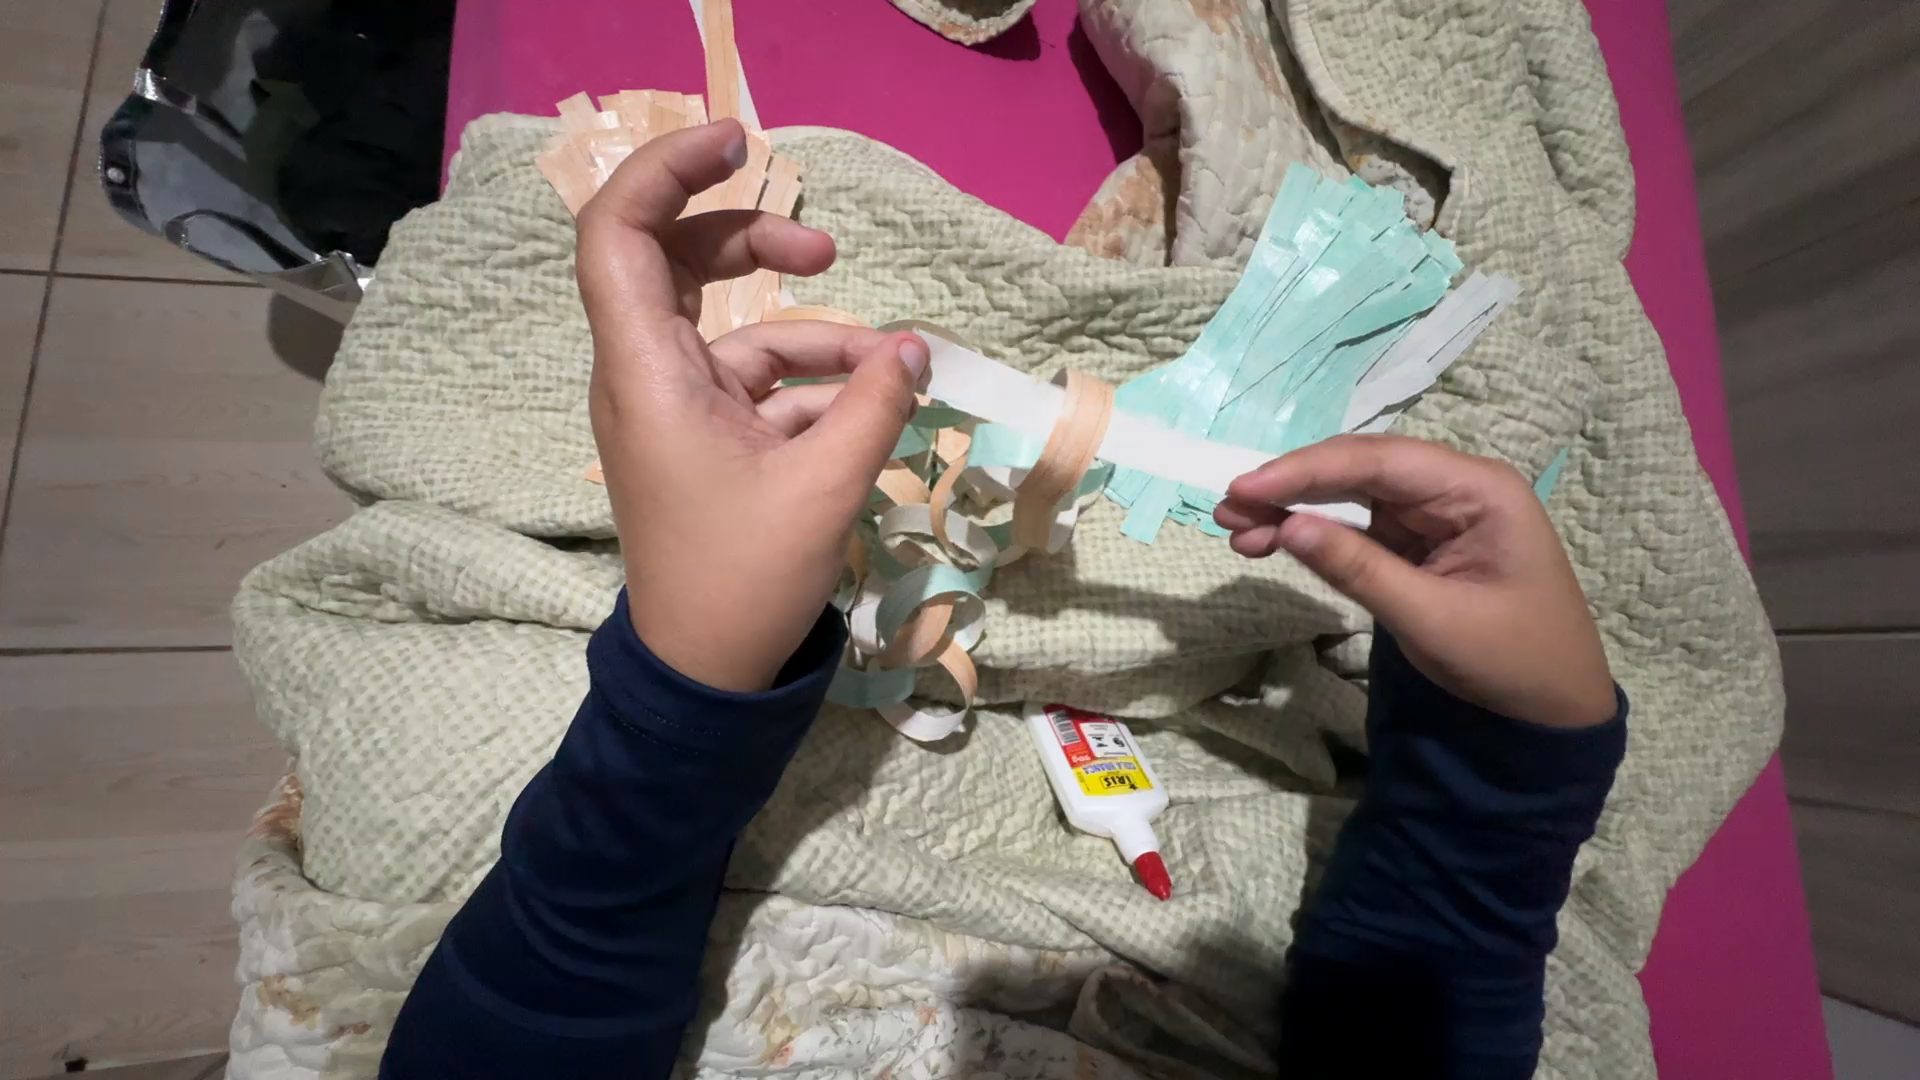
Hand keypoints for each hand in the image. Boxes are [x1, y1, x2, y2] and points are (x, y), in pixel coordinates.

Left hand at [576, 119, 928, 691]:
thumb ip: (874, 403)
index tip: (739, 145)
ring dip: (818, 344)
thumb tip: (916, 346)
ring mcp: (682, 411)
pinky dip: (816, 391)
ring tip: (893, 370)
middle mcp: (651, 377)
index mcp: (649, 373)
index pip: (621, 236)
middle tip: (827, 250)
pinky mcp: (711, 443)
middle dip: (755, 245)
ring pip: (742, 338)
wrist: (711, 667)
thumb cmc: (748, 576)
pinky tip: (871, 406)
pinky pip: (763, 391)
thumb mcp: (825, 485)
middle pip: (680, 267)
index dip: (667, 172)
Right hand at [1215, 435, 1614, 727]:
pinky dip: (1307, 532)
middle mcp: (1450, 488)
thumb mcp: (1430, 618)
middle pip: (1355, 469)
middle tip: (1228, 507)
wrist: (1549, 708)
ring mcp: (1427, 512)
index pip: (1377, 462)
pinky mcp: (1408, 539)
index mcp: (1477, 490)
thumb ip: (1358, 568)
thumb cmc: (1509, 660)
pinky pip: (1348, 524)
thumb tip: (1287, 527)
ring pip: (1344, 493)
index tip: (1245, 487)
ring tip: (1234, 528)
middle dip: (1289, 486)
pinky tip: (1268, 541)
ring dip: (1289, 507)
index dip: (1305, 471)